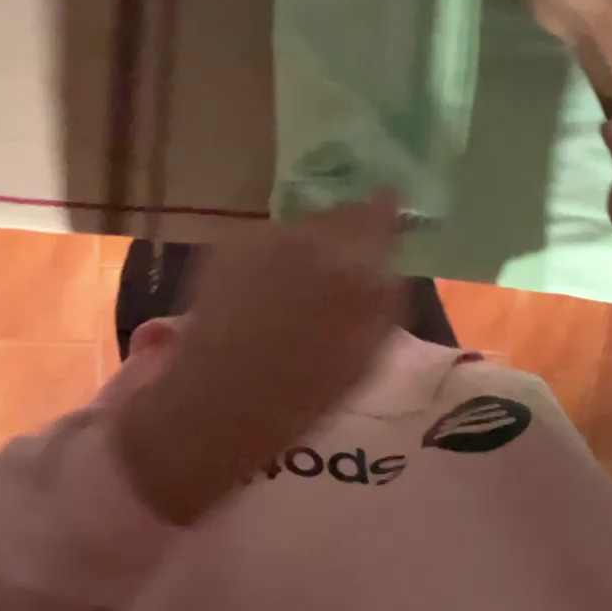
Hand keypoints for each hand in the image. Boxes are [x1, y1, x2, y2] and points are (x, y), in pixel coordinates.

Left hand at [116, 193, 402, 523]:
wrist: (222, 401)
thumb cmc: (304, 394)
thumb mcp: (365, 356)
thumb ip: (383, 301)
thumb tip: (388, 268)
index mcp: (356, 267)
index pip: (380, 216)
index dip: (385, 211)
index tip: (389, 210)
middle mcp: (313, 239)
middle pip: (339, 215)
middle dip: (346, 230)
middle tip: (342, 260)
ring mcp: (267, 237)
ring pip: (301, 227)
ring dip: (307, 244)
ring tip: (297, 284)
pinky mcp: (230, 244)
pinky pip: (266, 239)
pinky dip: (272, 255)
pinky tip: (263, 289)